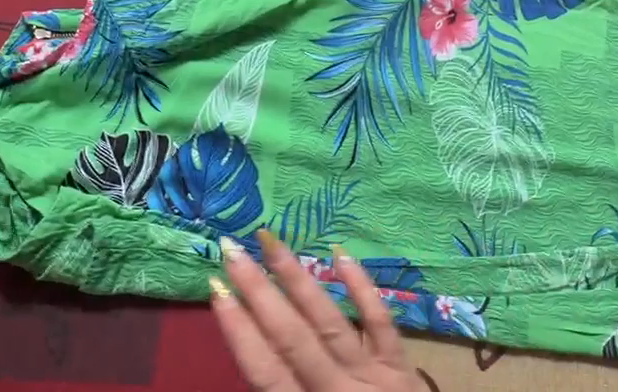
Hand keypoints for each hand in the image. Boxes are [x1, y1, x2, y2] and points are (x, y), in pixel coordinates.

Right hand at [210, 231, 418, 391]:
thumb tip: (250, 352)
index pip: (266, 372)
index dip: (240, 331)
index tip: (217, 289)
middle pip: (293, 338)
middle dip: (259, 292)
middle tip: (231, 249)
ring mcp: (372, 376)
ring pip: (329, 321)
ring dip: (296, 278)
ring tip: (270, 241)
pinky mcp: (400, 365)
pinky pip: (380, 322)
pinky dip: (361, 287)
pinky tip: (338, 253)